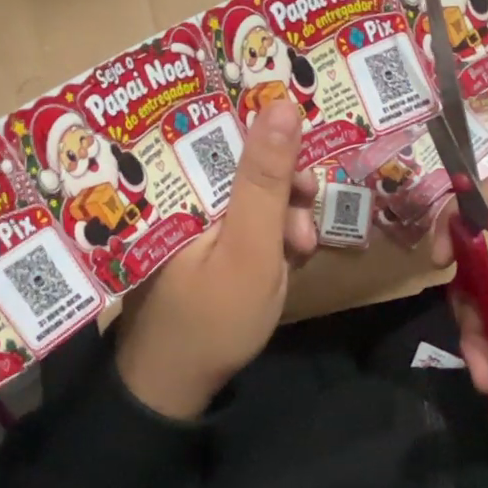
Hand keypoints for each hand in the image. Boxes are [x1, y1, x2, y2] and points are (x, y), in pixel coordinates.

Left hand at [114, 100, 318, 419]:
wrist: (178, 385)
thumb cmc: (213, 317)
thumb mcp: (251, 246)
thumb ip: (266, 179)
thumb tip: (281, 103)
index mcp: (180, 184)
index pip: (225, 128)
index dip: (274, 133)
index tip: (310, 155)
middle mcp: (181, 194)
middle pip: (244, 162)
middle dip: (288, 188)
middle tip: (308, 216)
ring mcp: (193, 221)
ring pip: (253, 195)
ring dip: (287, 217)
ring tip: (301, 250)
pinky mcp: (204, 245)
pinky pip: (247, 223)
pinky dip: (273, 237)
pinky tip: (289, 259)